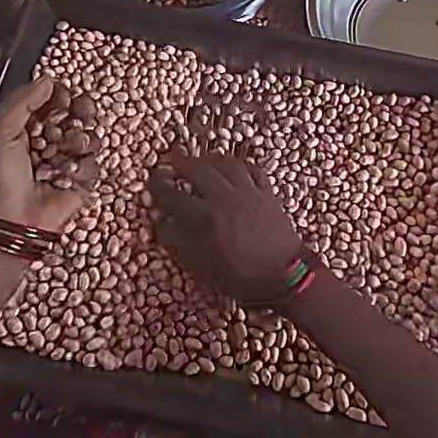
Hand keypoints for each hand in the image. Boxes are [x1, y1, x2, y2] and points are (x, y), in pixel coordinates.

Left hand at [0, 79, 84, 232]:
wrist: (8, 223)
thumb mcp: (0, 132)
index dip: (59, 96)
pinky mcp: (80, 184)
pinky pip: (93, 165)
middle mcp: (46, 145)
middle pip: (72, 117)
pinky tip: (70, 170)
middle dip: (79, 110)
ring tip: (73, 144)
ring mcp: (64, 164)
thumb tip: (46, 79)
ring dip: (82, 137)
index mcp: (24, 130)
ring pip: (86, 138)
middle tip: (83, 107)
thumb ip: (22, 102)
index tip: (63, 93)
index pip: (48, 104)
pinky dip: (84, 165)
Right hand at [148, 153, 303, 304]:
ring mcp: (248, 192)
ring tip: (199, 159)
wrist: (286, 278)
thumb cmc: (240, 277)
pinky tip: (234, 166)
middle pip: (199, 170)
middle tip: (170, 161)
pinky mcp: (267, 194)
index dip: (158, 187)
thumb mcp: (201, 265)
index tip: (151, 182)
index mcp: (205, 216)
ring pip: (226, 164)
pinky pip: (252, 171)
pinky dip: (240, 165)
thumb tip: (161, 223)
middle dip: (181, 163)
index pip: (174, 195)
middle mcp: (225, 197)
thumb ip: (178, 241)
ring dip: (209, 159)